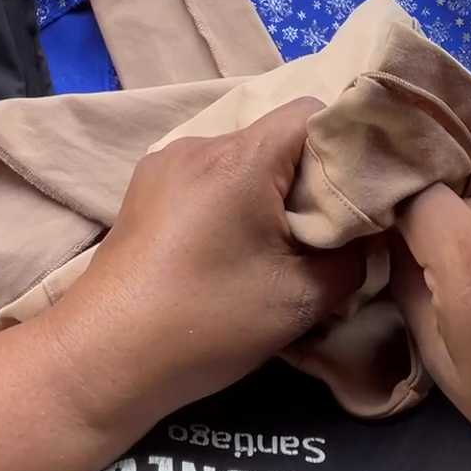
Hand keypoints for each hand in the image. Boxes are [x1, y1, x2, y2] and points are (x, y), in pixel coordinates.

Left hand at [40, 97, 367, 426]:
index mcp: (241, 158)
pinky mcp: (147, 184)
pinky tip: (230, 240)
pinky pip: (211, 170)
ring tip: (276, 238)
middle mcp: (202, 143)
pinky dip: (234, 193)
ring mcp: (167, 160)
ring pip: (244, 153)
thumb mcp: (300, 300)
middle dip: (309, 172)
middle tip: (324, 224)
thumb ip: (354, 258)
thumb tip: (369, 233)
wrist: (102, 358)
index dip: (346, 143)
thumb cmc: (205, 323)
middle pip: (277, 133)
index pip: (313, 112)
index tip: (360, 189)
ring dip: (269, 185)